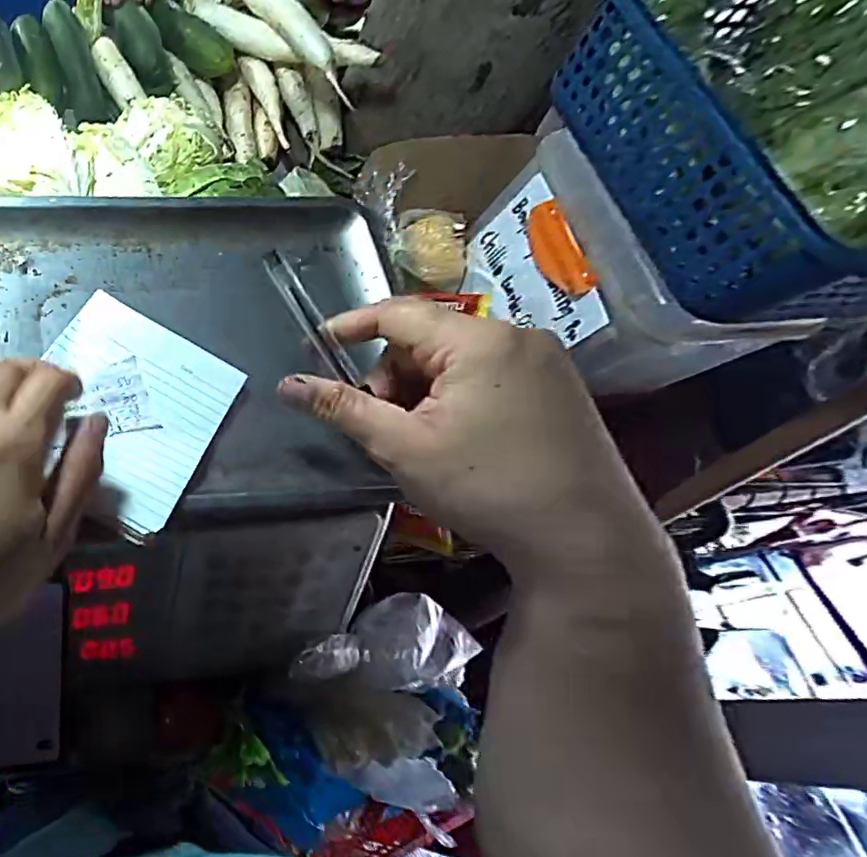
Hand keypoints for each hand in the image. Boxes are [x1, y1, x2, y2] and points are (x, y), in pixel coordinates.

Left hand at [0, 361, 107, 657]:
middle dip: (33, 373)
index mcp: (16, 441)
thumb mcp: (52, 539)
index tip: (74, 396)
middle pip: (7, 371)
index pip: (48, 382)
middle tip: (44, 395)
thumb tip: (95, 421)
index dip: (67, 380)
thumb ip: (79, 475)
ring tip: (1, 392)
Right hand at [277, 299, 661, 581]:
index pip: (398, 313)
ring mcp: (541, 361)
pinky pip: (481, 376)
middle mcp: (515, 338)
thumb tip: (288, 386)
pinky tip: (450, 439)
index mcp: (478, 342)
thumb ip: (342, 408)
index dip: (351, 325)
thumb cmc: (481, 484)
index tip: (315, 344)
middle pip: (424, 340)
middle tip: (382, 427)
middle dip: (390, 378)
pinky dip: (450, 399)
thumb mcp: (399, 446)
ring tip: (417, 441)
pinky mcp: (552, 387)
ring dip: (418, 393)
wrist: (578, 533)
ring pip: (451, 361)